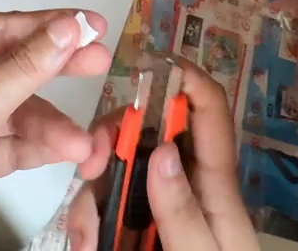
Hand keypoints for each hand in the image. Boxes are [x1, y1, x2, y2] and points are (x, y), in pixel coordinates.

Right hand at [67, 60, 258, 250]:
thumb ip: (185, 212)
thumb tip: (162, 150)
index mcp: (215, 183)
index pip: (208, 111)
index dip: (187, 77)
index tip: (149, 66)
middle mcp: (187, 185)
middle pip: (150, 133)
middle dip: (115, 136)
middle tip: (89, 161)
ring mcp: (161, 208)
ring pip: (121, 169)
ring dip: (94, 190)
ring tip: (82, 235)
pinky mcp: (139, 232)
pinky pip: (109, 209)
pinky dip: (90, 220)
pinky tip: (83, 242)